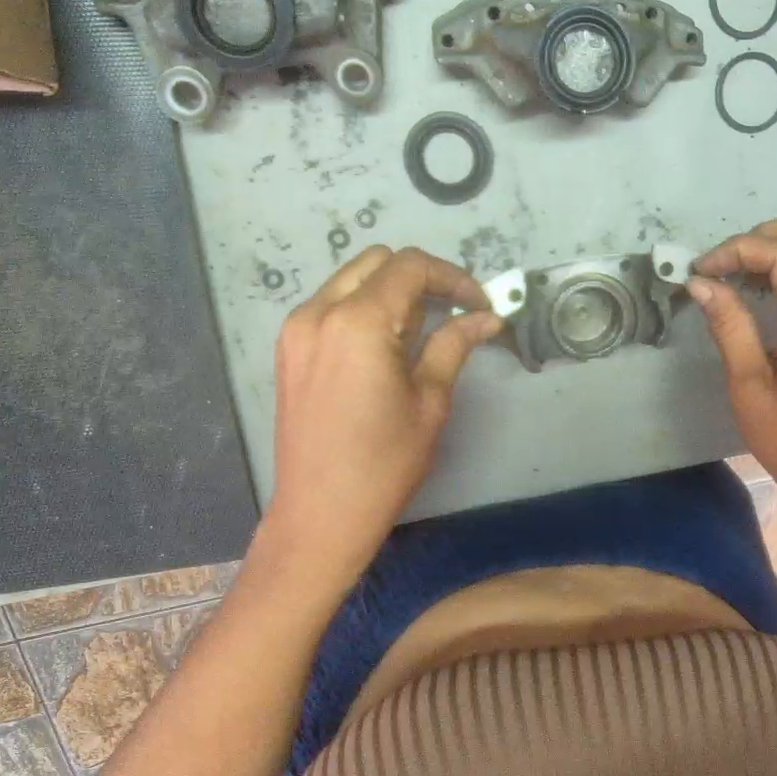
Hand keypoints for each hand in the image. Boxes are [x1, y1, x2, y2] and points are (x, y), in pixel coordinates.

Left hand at [262, 246, 502, 586]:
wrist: (320, 513)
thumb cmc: (384, 463)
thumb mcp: (430, 401)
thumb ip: (454, 345)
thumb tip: (488, 317)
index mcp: (357, 322)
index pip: (410, 267)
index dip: (452, 277)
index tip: (479, 304)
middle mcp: (318, 312)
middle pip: (377, 262)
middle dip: (421, 278)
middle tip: (453, 313)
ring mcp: (296, 329)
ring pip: (350, 279)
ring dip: (391, 291)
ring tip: (422, 332)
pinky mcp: (288, 349)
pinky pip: (331, 305)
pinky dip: (363, 308)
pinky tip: (386, 346)